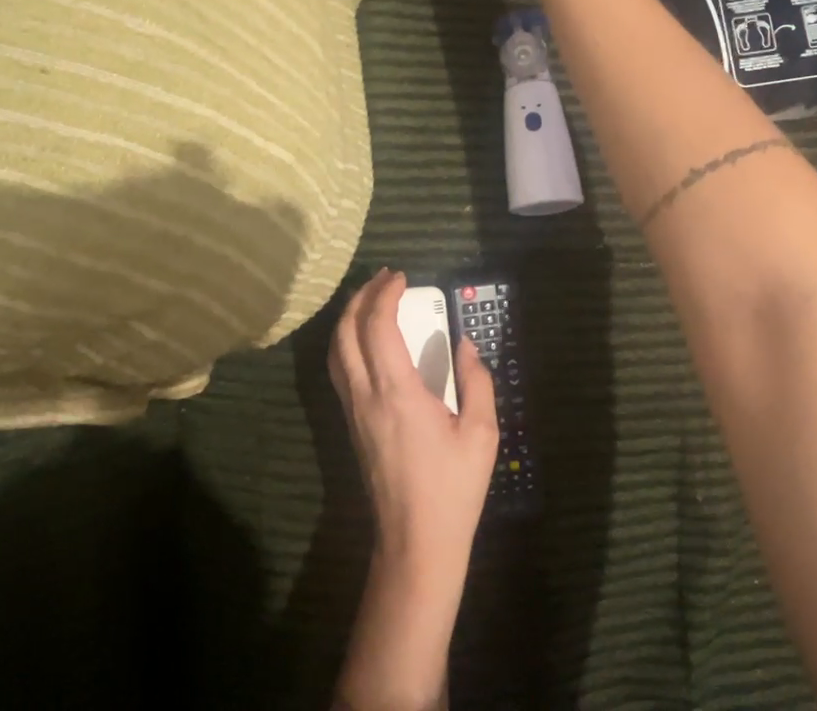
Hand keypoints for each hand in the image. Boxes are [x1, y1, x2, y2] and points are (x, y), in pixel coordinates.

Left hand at [329, 269, 498, 573]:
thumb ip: (476, 381)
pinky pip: (339, 370)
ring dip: (347, 317)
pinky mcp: (351, 424)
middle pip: (345, 331)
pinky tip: (364, 340)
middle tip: (384, 279)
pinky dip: (345, 342)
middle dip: (360, 296)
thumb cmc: (453, 489)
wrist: (415, 540)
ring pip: (335, 351)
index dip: (386, 293)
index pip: (378, 326)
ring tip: (370, 300)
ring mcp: (353, 410)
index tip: (402, 276)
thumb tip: (466, 344)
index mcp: (397, 392)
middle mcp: (365, 394)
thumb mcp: (481, 433)